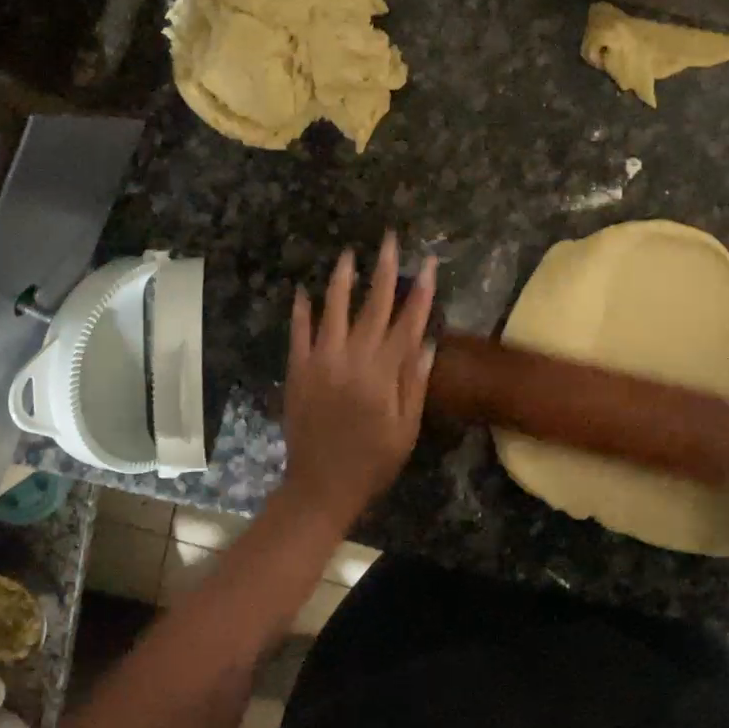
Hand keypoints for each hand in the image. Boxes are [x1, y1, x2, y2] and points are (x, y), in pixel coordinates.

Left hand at [280, 233, 437, 522]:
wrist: (321, 487)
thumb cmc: (373, 462)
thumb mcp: (406, 429)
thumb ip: (414, 384)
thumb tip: (425, 343)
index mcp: (384, 375)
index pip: (408, 323)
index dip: (421, 292)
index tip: (430, 264)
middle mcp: (353, 359)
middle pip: (373, 306)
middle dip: (385, 271)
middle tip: (390, 240)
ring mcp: (321, 362)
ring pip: (333, 310)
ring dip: (341, 280)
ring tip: (348, 254)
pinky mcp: (298, 370)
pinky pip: (299, 333)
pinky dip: (301, 311)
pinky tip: (302, 291)